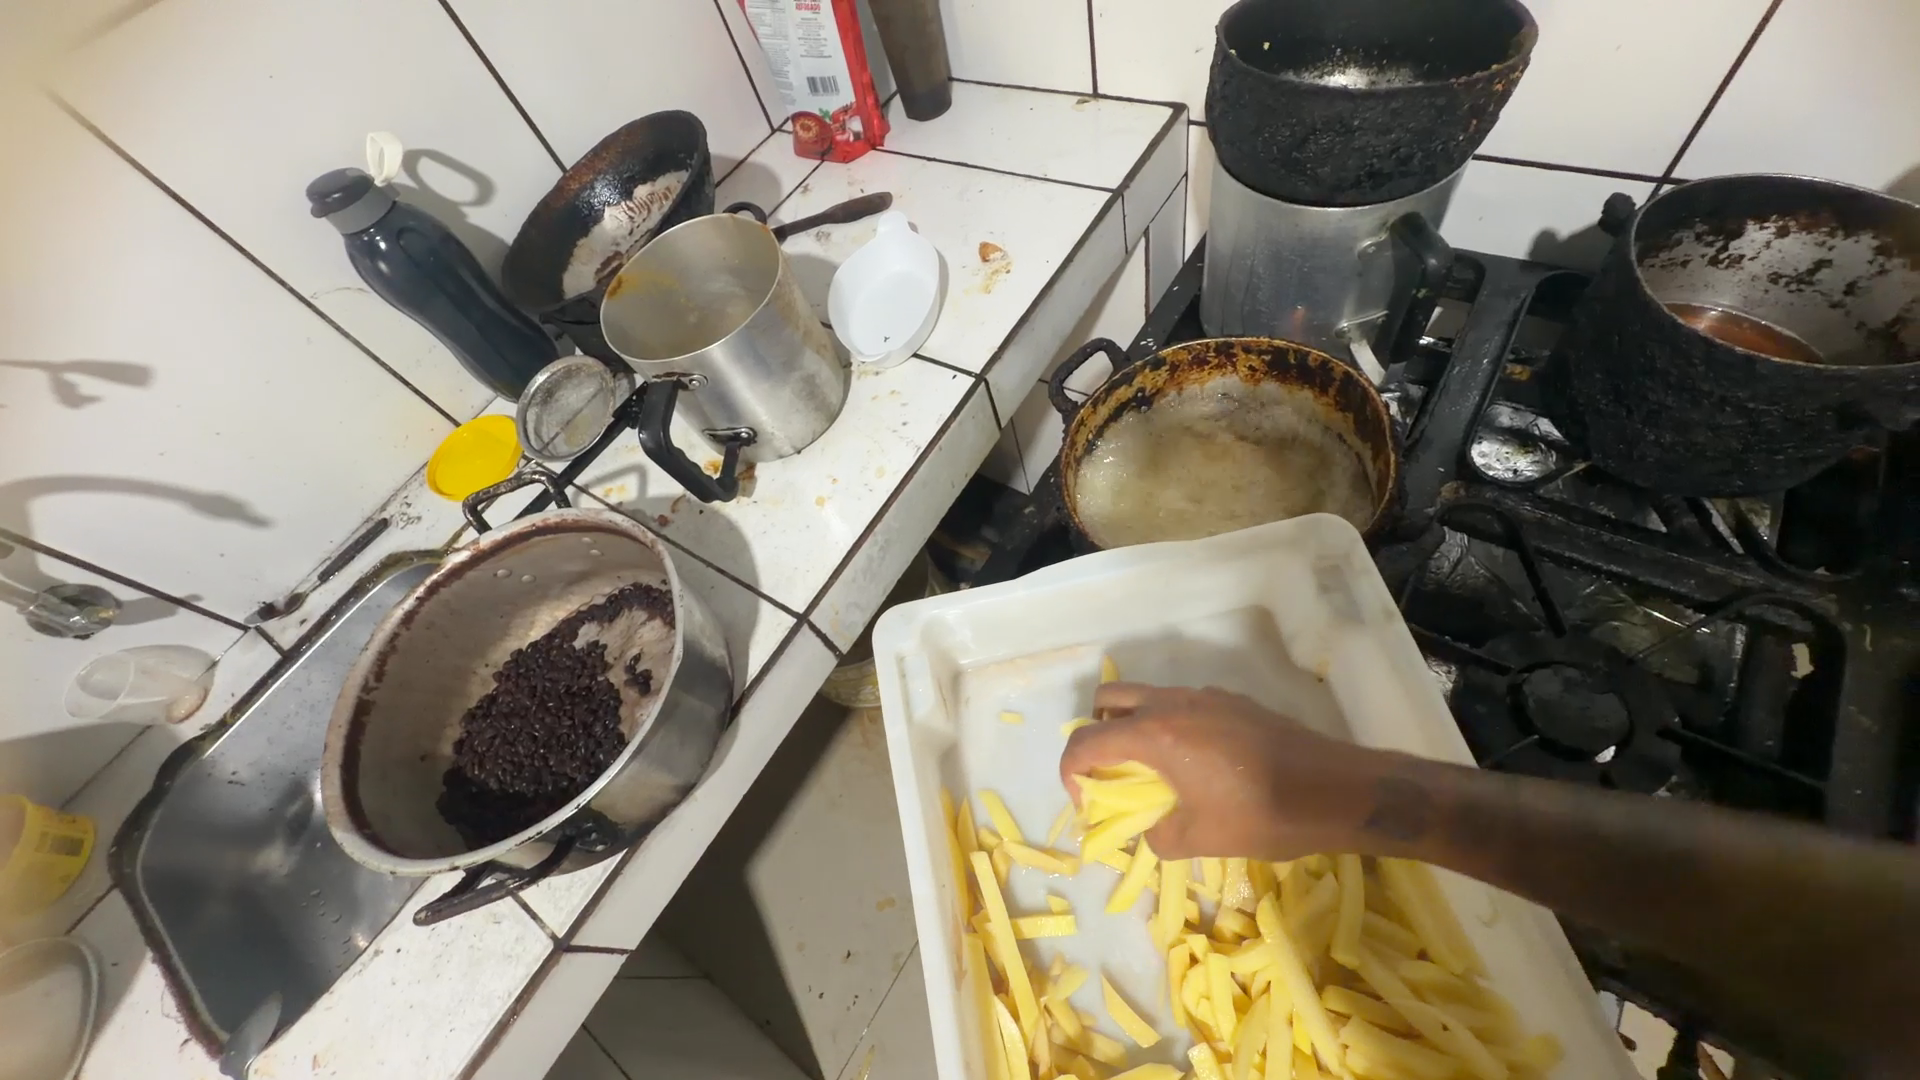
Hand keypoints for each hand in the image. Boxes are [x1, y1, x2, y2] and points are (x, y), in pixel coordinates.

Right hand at [1058, 683, 1388, 860]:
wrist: (1336, 788)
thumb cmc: (1262, 814)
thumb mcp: (1200, 838)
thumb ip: (1157, 835)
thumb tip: (1148, 830)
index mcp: (1154, 734)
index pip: (1086, 741)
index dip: (1071, 771)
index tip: (1086, 801)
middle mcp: (1171, 703)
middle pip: (1107, 699)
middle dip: (1096, 732)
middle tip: (1111, 772)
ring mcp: (1202, 695)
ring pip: (1146, 696)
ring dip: (1133, 725)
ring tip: (1154, 769)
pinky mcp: (1229, 699)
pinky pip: (1180, 703)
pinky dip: (1169, 725)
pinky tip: (1199, 761)